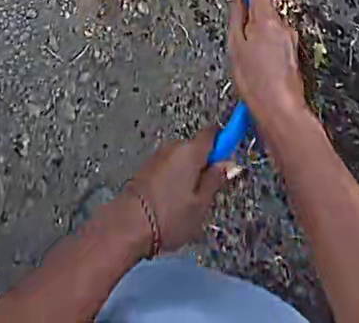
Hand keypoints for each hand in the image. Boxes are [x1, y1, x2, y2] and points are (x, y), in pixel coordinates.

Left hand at [124, 135, 232, 254]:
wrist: (128, 225)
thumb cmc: (170, 216)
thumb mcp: (200, 203)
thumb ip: (216, 180)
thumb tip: (229, 162)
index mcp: (191, 150)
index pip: (212, 132)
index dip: (223, 142)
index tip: (228, 160)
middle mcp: (174, 146)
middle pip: (196, 147)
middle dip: (204, 164)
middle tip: (207, 193)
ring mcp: (158, 155)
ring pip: (182, 158)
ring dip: (188, 173)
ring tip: (187, 204)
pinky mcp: (147, 167)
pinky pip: (169, 166)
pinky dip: (174, 178)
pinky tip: (171, 202)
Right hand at [226, 0, 307, 125]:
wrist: (280, 110)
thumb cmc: (256, 81)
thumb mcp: (235, 44)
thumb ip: (236, 14)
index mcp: (267, 18)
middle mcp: (282, 24)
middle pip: (265, 1)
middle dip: (249, 5)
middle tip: (234, 21)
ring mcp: (289, 38)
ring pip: (270, 19)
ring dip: (256, 24)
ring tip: (243, 47)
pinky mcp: (290, 51)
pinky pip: (275, 35)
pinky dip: (263, 38)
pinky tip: (255, 58)